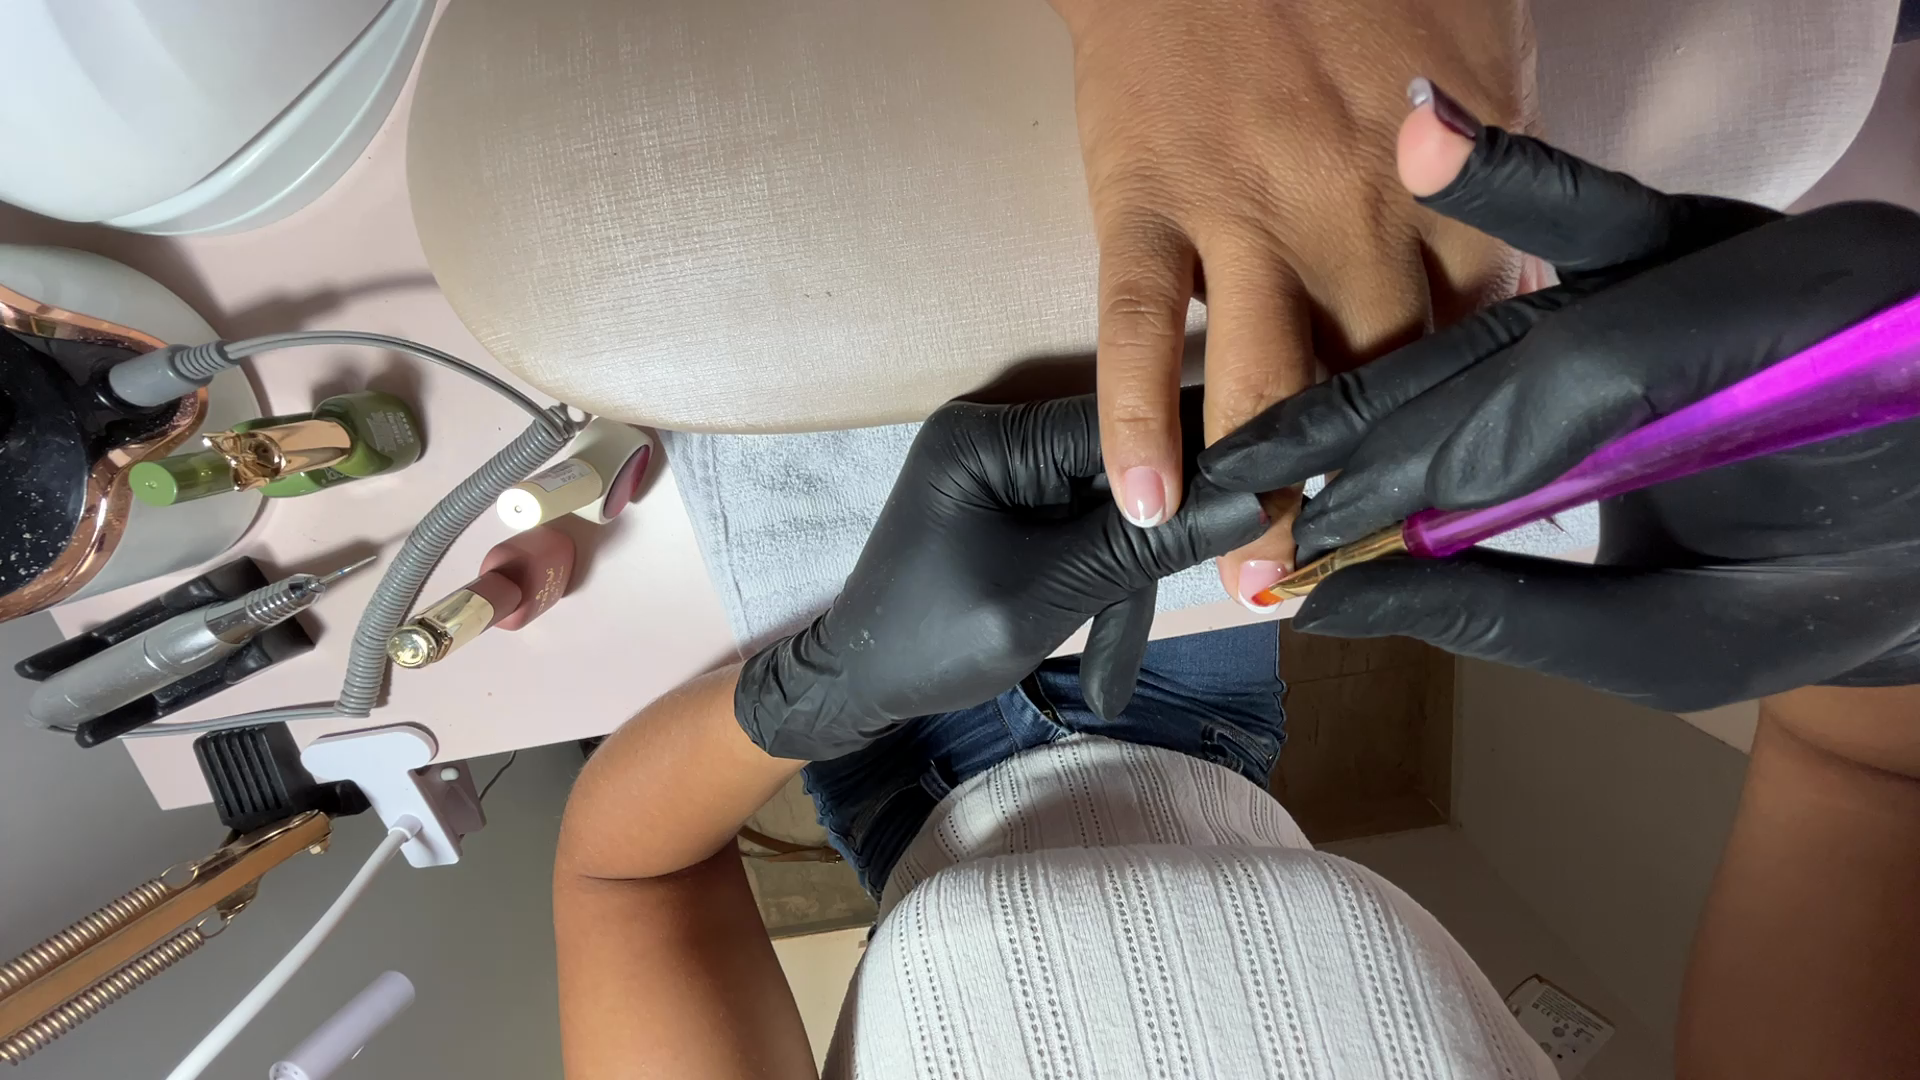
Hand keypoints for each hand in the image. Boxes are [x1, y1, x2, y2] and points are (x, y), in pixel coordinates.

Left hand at [737, 393, 1264, 758]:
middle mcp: (999, 435)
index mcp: (989, 437)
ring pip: (1110, 505)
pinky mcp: (1013, 507)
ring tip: (1114, 660)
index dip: (1195, 461)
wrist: (860, 686)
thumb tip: (1254, 499)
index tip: (1267, 502)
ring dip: (1128, 576)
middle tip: (1210, 589)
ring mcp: (1005, 471)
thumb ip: (1143, 546)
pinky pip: (1084, 528)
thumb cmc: (935, 643)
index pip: (1117, 425)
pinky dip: (1104, 579)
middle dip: (1158, 537)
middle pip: (1120, 464)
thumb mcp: (1046, 595)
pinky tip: (1103, 639)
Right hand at [1049, 0, 1534, 605]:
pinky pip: (1137, 332)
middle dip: (1368, 490)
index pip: (1468, 332)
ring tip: (1256, 580)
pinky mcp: (1142, 209)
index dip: (1456, 432)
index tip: (1441, 510)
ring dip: (1264, 492)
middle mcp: (1352, 206)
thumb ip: (1484, 178)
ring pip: (1262, 379)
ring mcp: (1236, 213)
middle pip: (1372, 379)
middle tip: (1356, 578)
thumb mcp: (1470, 47)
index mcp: (1444, 167)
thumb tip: (1483, 293)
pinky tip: (1144, 503)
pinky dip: (1136, 423)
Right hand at [1199, 85, 1919, 710]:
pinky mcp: (1657, 241)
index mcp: (1803, 362)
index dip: (1422, 466)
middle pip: (1500, 347)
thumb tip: (1330, 603)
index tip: (1313, 540)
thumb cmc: (1825, 592)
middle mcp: (1755, 265)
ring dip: (1362, 383)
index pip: (1567, 388)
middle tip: (1245, 500)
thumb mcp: (1677, 642)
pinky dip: (1489, 180)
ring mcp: (1703, 244)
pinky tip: (1416, 137)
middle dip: (1362, 439)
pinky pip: (1562, 208)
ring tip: (1255, 446)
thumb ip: (1509, 614)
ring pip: (1487, 310)